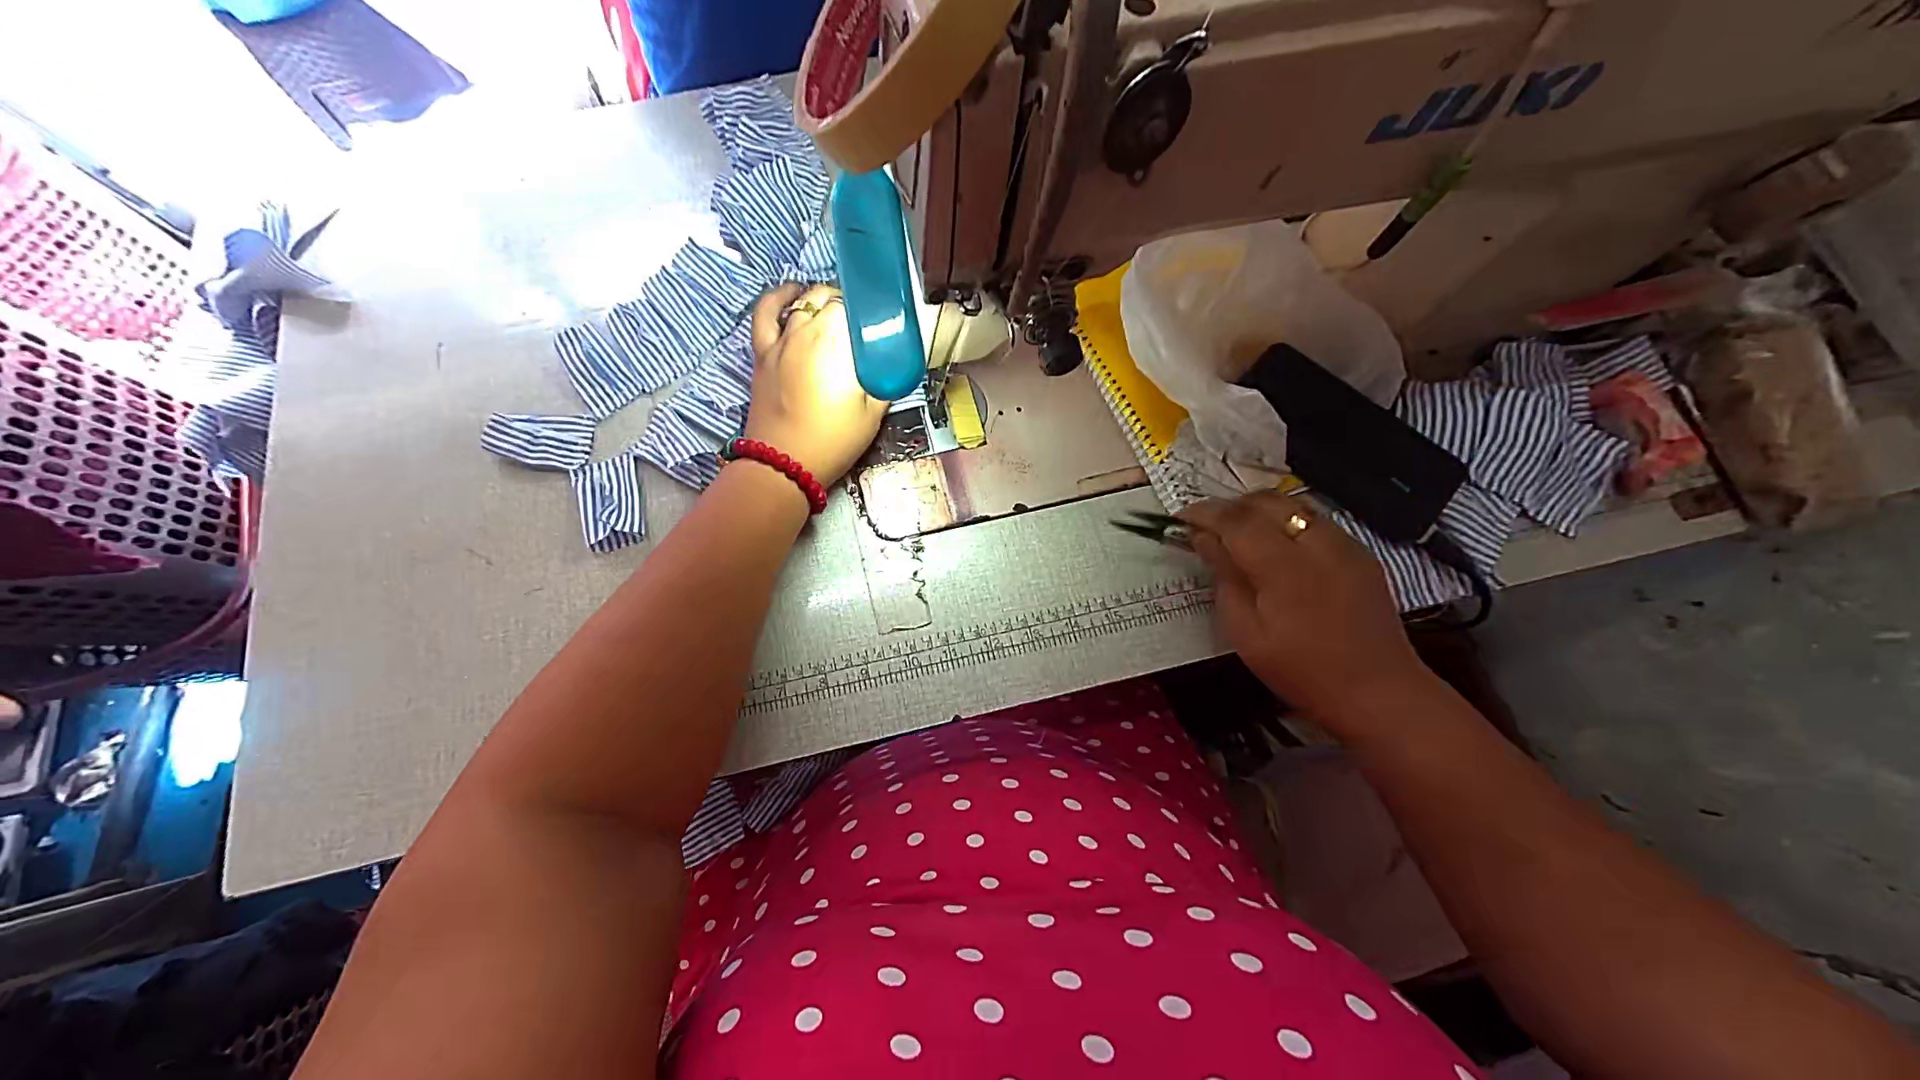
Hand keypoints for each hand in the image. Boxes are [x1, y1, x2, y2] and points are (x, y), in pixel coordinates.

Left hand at [744, 283, 886, 485]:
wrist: (784, 464)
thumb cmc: (832, 440)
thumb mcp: (873, 414)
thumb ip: (884, 381)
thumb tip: (893, 364)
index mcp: (836, 339)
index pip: (856, 307)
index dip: (871, 316)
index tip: (881, 331)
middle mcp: (807, 329)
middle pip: (831, 300)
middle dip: (849, 310)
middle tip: (862, 333)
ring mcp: (781, 338)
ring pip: (803, 302)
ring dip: (821, 302)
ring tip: (835, 314)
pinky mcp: (762, 351)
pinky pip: (766, 312)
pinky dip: (779, 298)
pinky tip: (792, 294)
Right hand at [1180, 491, 1429, 726]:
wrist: (1378, 693)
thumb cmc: (1301, 670)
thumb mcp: (1246, 633)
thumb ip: (1224, 578)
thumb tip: (1205, 540)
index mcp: (1285, 567)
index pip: (1237, 520)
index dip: (1205, 513)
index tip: (1181, 518)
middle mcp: (1318, 544)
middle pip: (1266, 501)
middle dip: (1231, 506)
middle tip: (1206, 526)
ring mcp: (1345, 544)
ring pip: (1293, 503)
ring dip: (1259, 509)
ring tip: (1237, 532)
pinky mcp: (1360, 552)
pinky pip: (1315, 519)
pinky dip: (1286, 520)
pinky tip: (1274, 545)